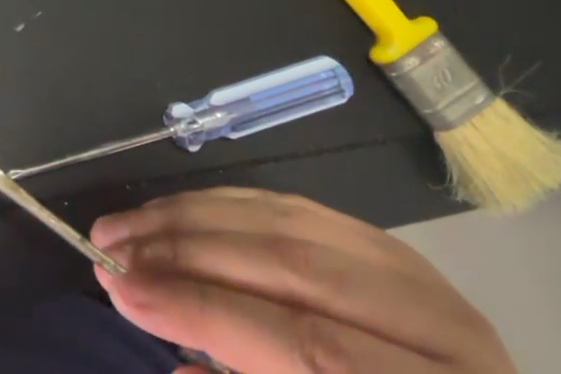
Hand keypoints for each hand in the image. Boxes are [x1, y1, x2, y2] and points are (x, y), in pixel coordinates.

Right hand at [90, 188, 514, 372]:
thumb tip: (170, 355)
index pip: (305, 342)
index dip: (202, 309)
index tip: (120, 291)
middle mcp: (448, 336)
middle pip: (294, 268)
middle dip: (185, 254)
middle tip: (111, 253)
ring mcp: (425, 283)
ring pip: (291, 223)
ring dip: (191, 217)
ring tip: (126, 227)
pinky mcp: (392, 252)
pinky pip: (296, 209)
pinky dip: (223, 206)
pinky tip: (173, 213)